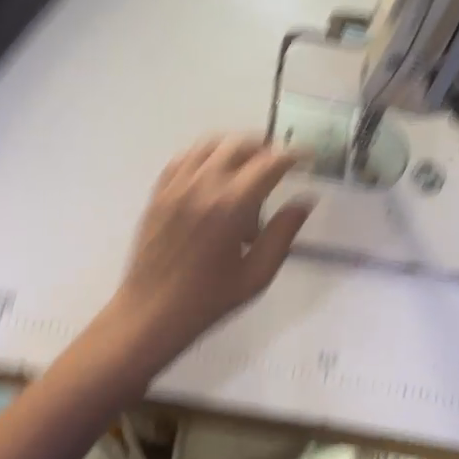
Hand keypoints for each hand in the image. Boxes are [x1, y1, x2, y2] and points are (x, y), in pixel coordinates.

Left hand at [109, 135, 312, 360]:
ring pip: (210, 145)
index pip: (269, 163)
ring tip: (249, 168)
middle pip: (239, 145)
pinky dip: (205, 157)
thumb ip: (283, 234)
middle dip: (265, 149)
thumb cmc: (208, 300)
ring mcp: (176, 186)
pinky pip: (183, 158)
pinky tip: (213, 175)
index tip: (307, 158)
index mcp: (230, 206)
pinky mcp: (158, 192)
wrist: (150, 313)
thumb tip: (304, 202)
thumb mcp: (256, 275)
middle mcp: (202, 186)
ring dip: (235, 148)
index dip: (293, 155)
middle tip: (279, 165)